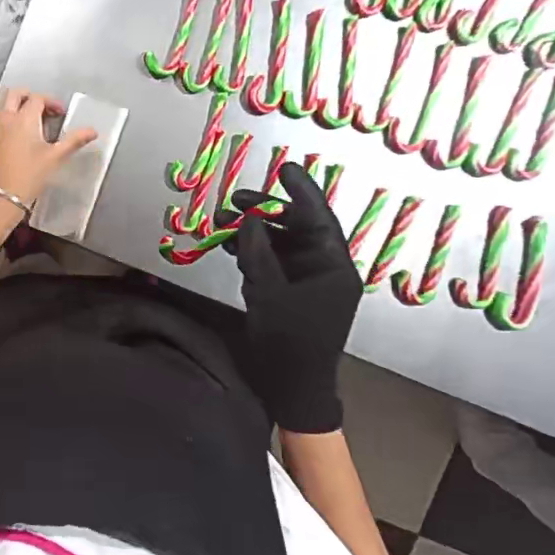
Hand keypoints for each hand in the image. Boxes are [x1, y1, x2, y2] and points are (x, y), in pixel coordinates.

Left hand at [0, 89, 98, 209]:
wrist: (2, 196)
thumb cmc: (30, 175)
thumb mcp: (55, 157)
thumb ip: (74, 140)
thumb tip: (93, 131)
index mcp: (24, 118)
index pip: (38, 98)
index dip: (51, 103)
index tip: (61, 114)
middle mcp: (6, 118)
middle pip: (15, 93)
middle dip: (30, 96)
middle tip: (43, 110)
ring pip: (3, 104)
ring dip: (17, 105)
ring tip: (32, 121)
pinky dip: (8, 117)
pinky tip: (19, 134)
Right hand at [216, 164, 362, 432]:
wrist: (292, 388)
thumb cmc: (290, 343)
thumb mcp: (271, 295)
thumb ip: (258, 254)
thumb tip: (245, 219)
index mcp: (334, 267)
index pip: (318, 218)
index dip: (301, 191)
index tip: (284, 166)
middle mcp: (322, 269)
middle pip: (294, 229)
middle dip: (263, 214)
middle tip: (233, 201)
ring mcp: (304, 283)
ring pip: (278, 246)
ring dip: (251, 234)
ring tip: (221, 225)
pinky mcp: (287, 295)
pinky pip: (270, 264)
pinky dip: (250, 255)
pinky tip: (229, 246)